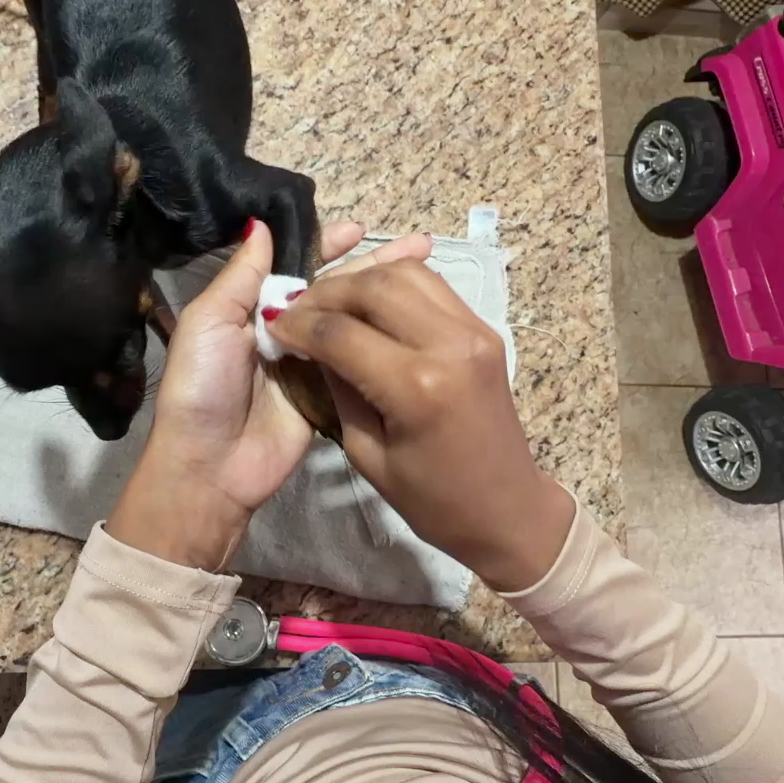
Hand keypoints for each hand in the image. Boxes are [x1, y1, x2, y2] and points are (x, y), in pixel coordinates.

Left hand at [106, 221, 433, 570]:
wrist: (211, 464)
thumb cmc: (203, 386)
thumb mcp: (209, 322)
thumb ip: (241, 275)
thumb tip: (261, 222)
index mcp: (251, 308)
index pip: (294, 266)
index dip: (326, 245)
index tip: (360, 229)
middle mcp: (284, 330)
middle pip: (333, 290)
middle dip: (371, 266)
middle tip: (417, 246)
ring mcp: (310, 364)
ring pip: (351, 321)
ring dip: (384, 297)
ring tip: (424, 270)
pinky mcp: (329, 394)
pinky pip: (357, 360)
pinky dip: (382, 340)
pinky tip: (412, 319)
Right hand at [266, 260, 573, 590]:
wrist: (509, 509)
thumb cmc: (434, 501)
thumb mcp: (367, 454)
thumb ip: (339, 388)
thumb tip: (310, 344)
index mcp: (417, 387)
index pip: (341, 333)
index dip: (299, 325)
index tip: (274, 326)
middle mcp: (449, 345)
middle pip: (373, 286)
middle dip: (326, 292)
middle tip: (298, 310)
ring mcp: (474, 331)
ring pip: (405, 273)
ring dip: (360, 280)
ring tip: (330, 303)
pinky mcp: (484, 329)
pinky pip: (430, 286)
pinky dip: (392, 284)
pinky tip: (368, 303)